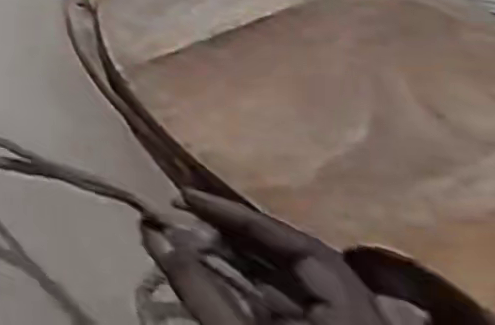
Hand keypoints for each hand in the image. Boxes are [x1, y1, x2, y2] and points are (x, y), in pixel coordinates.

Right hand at [147, 190, 391, 324]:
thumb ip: (195, 284)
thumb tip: (148, 228)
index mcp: (356, 314)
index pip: (303, 246)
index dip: (242, 216)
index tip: (185, 197)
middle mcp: (362, 314)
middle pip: (298, 258)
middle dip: (236, 233)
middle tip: (183, 215)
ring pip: (291, 279)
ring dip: (236, 254)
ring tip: (188, 240)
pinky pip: (290, 299)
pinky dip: (248, 280)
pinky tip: (211, 269)